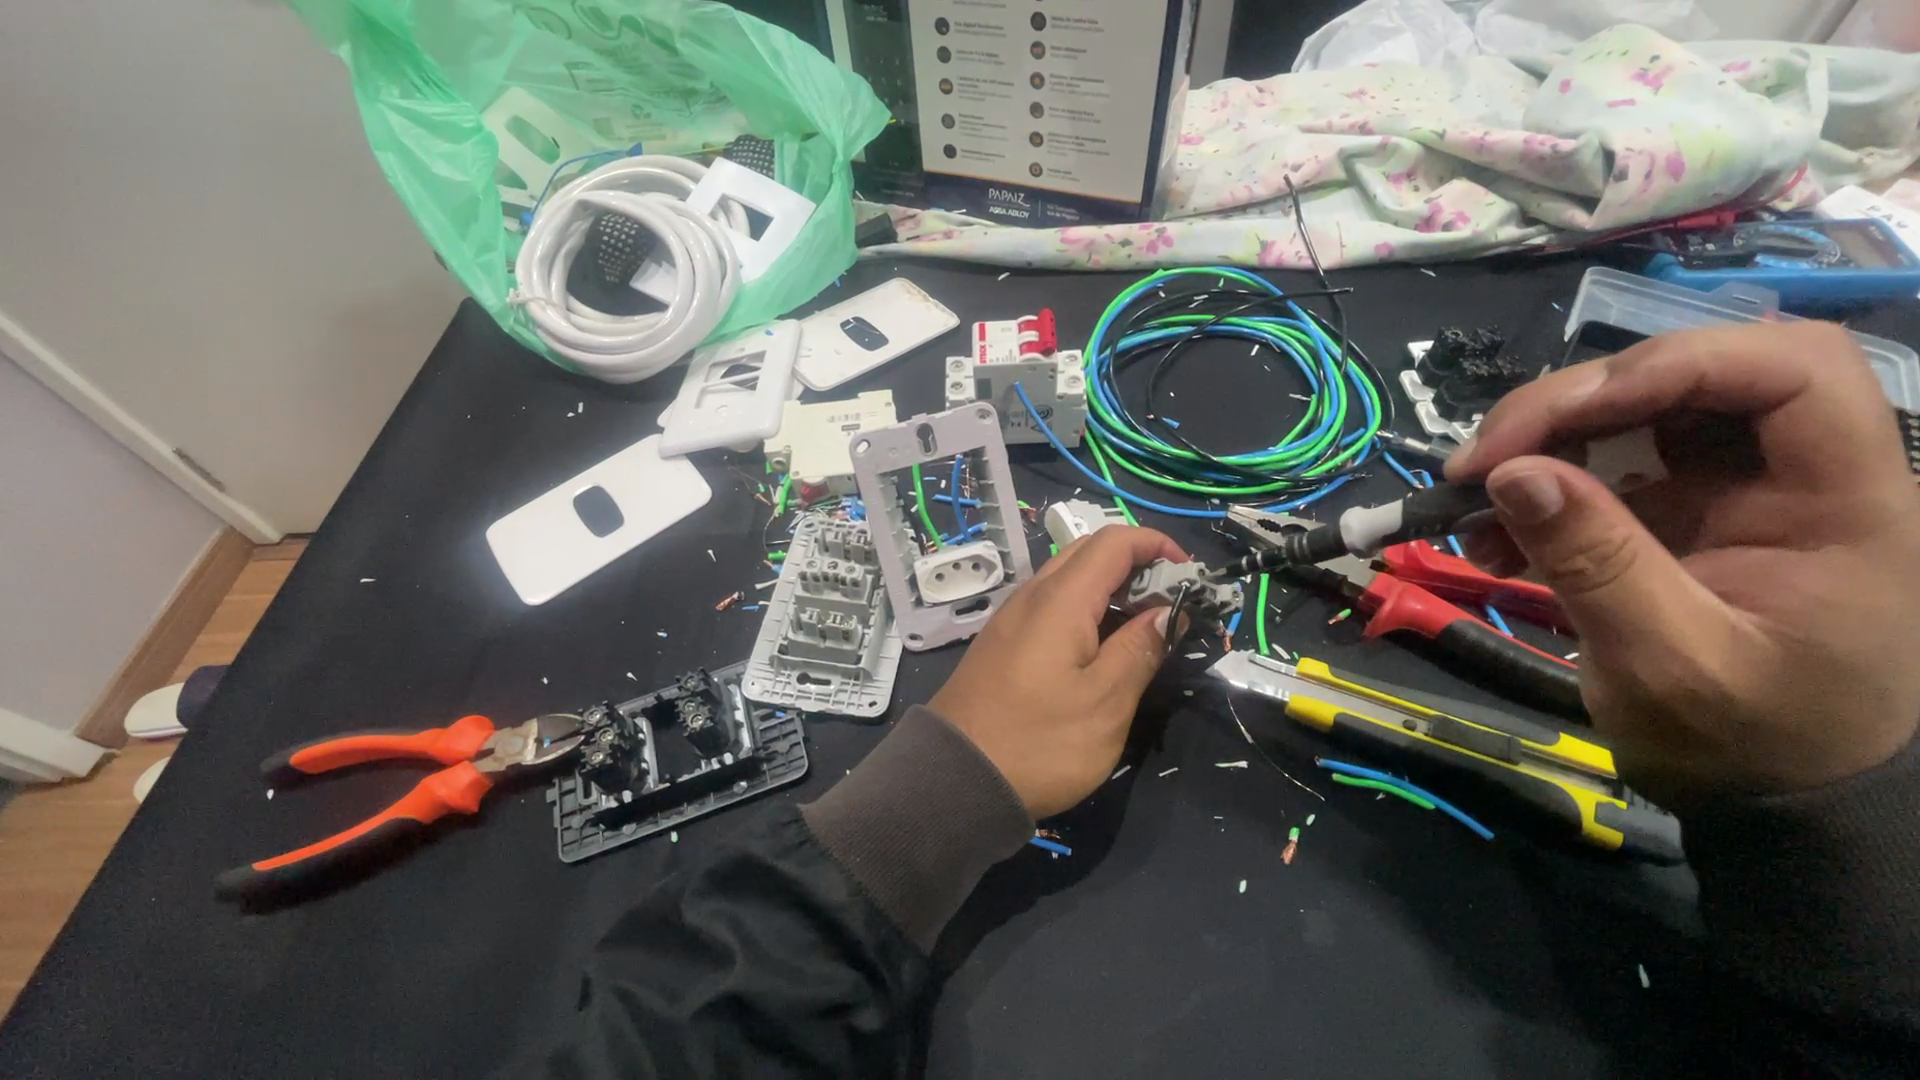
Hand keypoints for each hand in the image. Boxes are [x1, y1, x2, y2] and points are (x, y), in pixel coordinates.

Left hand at [930, 526, 1188, 817]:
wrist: (956, 779)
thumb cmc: (1039, 742)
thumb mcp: (1105, 703)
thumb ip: (1140, 649)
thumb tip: (1170, 611)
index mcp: (1060, 599)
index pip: (1114, 542)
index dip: (1157, 545)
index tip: (1191, 576)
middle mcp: (1032, 596)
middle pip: (1089, 552)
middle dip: (1137, 563)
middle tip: (1172, 602)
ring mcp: (1013, 619)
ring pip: (1068, 578)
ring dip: (1111, 588)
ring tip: (1145, 627)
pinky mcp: (1004, 643)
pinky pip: (1051, 605)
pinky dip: (1086, 609)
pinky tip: (1102, 646)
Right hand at [1446, 322, 1919, 804]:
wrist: (1760, 794)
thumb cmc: (1744, 740)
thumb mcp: (1668, 661)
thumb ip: (1597, 563)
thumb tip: (1513, 473)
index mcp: (1837, 499)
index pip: (1784, 371)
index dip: (1671, 367)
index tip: (1563, 419)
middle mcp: (1777, 475)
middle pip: (1678, 381)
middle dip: (1565, 408)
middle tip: (1477, 462)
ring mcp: (1714, 491)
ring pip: (1619, 417)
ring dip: (1531, 447)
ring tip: (1465, 505)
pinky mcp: (1660, 514)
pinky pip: (1585, 470)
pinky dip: (1525, 491)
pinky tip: (1486, 537)